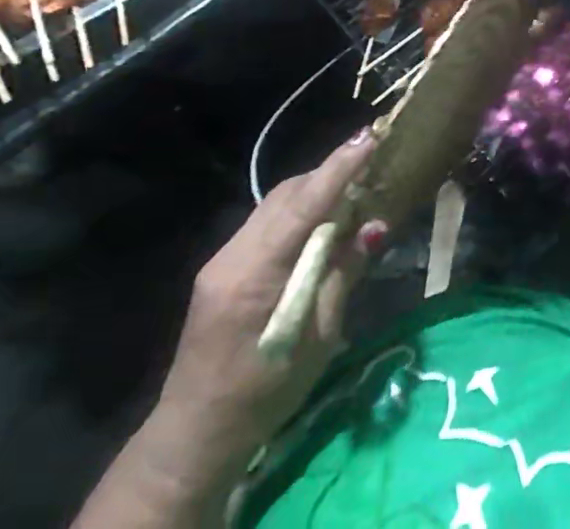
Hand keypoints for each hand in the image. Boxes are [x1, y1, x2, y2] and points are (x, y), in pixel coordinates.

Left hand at [76, 131, 387, 525]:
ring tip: (354, 189)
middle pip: (284, 197)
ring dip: (313, 192)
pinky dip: (298, 214)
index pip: (300, 207)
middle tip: (371, 164)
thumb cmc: (264, 396)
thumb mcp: (316, 342)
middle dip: (328, 175)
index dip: (337, 171)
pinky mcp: (223, 267)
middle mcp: (232, 255)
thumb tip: (373, 227)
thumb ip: (341, 277)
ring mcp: (222, 258)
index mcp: (253, 276)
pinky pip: (265, 225)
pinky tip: (321, 224)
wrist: (196, 430)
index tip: (368, 138)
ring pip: (273, 206)